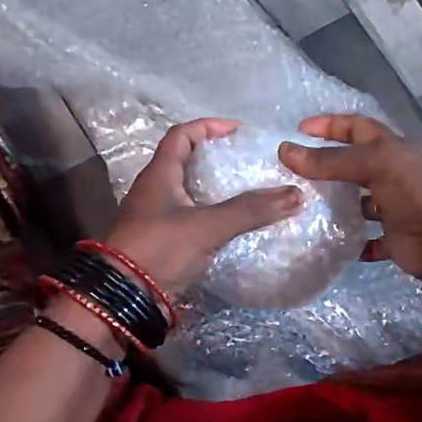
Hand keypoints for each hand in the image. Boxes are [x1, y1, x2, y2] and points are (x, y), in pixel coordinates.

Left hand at [106, 118, 304, 292]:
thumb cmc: (160, 249)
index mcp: (159, 175)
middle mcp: (153, 191)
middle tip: (245, 164)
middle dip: (214, 159)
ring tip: (244, 194)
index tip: (237, 131)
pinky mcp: (160, 242)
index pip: (181, 135)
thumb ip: (250, 211)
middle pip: (184, 163)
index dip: (208, 127)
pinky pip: (188, 219)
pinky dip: (209, 217)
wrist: (127, 295)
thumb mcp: (207, 226)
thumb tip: (295, 195)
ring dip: (213, 190)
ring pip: (187, 193)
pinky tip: (230, 227)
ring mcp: (155, 218)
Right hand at [279, 115, 421, 279]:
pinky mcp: (392, 239)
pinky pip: (365, 241)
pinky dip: (349, 244)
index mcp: (390, 150)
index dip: (330, 125)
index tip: (299, 129)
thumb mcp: (375, 165)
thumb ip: (331, 160)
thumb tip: (285, 150)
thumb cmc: (418, 192)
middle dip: (324, 168)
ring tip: (300, 210)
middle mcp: (390, 176)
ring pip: (356, 204)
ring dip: (333, 207)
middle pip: (352, 166)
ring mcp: (391, 208)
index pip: (356, 127)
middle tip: (291, 174)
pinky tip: (326, 244)